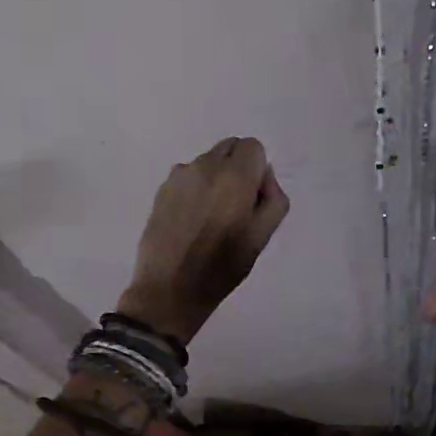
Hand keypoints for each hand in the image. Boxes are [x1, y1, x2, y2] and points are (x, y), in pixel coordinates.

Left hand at [117, 137, 290, 345]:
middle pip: (230, 147)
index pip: (254, 147)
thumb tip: (265, 179)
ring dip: (216, 179)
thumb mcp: (261, 239)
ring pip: (208, 162)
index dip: (259, 172)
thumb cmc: (222, 268)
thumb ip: (274, 201)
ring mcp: (179, 175)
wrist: (170, 288)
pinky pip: (188, 176)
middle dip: (239, 169)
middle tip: (236, 207)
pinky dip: (196, 189)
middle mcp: (205, 165)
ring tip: (212, 218)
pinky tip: (192, 221)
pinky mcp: (162, 189)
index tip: (254, 201)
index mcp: (234, 177)